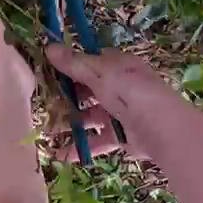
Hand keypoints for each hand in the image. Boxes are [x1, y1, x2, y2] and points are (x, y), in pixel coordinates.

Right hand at [44, 43, 202, 161]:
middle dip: (65, 98)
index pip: (90, 62)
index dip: (70, 67)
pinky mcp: (121, 136)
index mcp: (118, 66)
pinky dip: (80, 147)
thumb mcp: (99, 73)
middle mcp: (119, 87)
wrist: (160, 127)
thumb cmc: (129, 91)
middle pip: (88, 91)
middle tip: (42, 104)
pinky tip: (61, 155)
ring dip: (69, 124)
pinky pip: (97, 140)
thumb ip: (74, 64)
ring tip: (47, 132)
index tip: (47, 73)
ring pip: (90, 117)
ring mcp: (120, 113)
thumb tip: (49, 47)